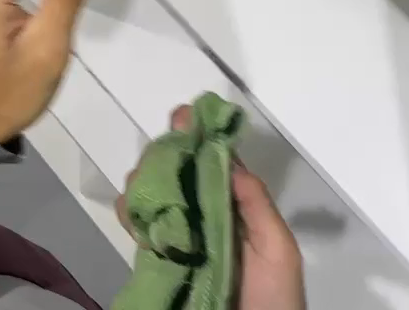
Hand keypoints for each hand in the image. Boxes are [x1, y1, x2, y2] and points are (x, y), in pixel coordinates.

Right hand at [120, 107, 305, 309]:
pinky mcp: (156, 255)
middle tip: (161, 153)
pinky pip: (136, 223)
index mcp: (232, 205)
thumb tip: (225, 154)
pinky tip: (135, 215)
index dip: (195, 133)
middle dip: (163, 151)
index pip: (211, 159)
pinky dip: (130, 211)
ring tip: (145, 186)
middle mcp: (203, 211)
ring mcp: (178, 233)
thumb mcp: (278, 252)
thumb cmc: (272, 301)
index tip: (183, 118)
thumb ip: (257, 204)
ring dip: (143, 178)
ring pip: (151, 188)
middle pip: (175, 166)